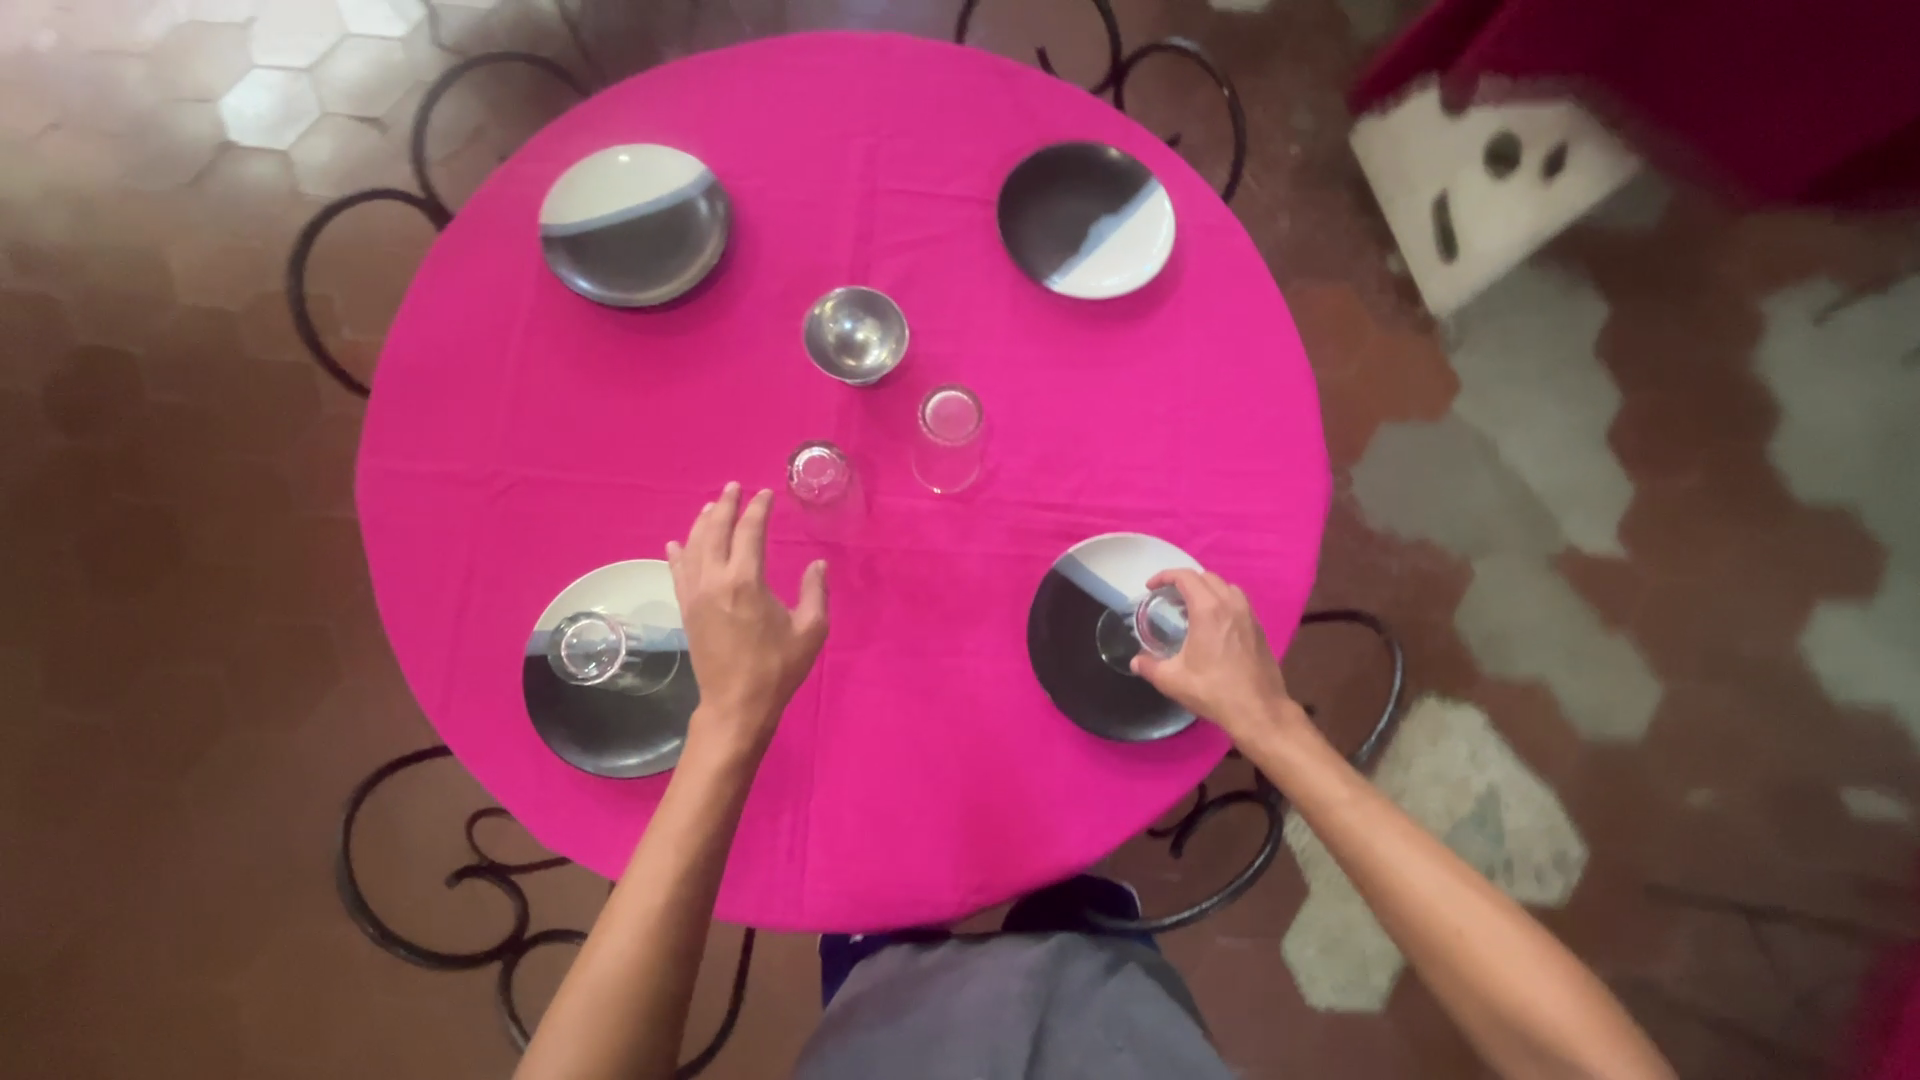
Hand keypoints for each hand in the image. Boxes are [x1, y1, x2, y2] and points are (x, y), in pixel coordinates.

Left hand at [666, 482, 828, 759]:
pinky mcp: (687, 610)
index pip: (749, 532)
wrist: (737, 704)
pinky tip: (677, 542)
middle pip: (714, 531)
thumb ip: (815, 591)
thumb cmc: (778, 667)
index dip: (758, 509)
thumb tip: (818, 564)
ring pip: (693, 547)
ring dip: (702, 523)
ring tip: (711, 507)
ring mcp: (695, 595)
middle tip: (734, 488)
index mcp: (746, 581)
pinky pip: (678, 572)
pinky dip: (678, 553)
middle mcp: (715, 581)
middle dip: (725, 506)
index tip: (765, 494)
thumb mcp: (811, 629)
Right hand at [1130, 569, 1297, 745]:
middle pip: (1206, 577)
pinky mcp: (1259, 629)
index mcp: (1208, 610)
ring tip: (1191, 607)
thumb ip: (1149, 666)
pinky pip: (1238, 602)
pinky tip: (1213, 624)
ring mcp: (1249, 615)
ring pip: (1226, 587)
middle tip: (1168, 596)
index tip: (1151, 587)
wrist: (1259, 710)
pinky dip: (1222, 601)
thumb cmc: (1213, 691)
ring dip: (1206, 589)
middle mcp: (1231, 605)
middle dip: (1184, 581)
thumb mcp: (1172, 680)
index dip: (1165, 576)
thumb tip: (1135, 661)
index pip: (1186, 577)